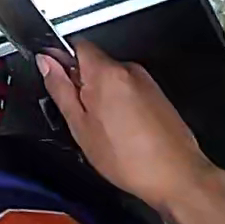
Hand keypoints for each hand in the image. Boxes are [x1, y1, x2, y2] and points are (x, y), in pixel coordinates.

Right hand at [38, 39, 219, 214]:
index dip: (61, 59)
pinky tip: (122, 130)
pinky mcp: (158, 95)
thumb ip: (59, 88)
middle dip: (82, 81)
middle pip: (93, 62)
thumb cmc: (129, 158)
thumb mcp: (79, 125)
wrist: (179, 179)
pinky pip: (128, 88)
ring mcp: (146, 81)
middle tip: (79, 112)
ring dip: (101, 93)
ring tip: (103, 126)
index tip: (56, 76)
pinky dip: (120, 102)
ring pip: (110, 77)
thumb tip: (45, 63)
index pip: (75, 45)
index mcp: (105, 72)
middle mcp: (128, 70)